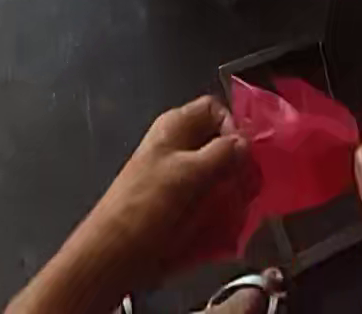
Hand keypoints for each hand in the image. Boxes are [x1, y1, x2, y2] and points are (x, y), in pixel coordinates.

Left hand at [79, 96, 255, 281]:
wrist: (115, 252)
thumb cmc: (146, 204)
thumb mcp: (187, 174)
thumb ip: (220, 155)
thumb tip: (246, 142)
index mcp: (176, 126)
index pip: (214, 109)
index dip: (232, 127)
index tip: (243, 156)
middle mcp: (180, 146)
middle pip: (221, 144)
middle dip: (238, 167)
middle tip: (246, 191)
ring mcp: (181, 176)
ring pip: (220, 175)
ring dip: (233, 193)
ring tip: (237, 214)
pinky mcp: (182, 204)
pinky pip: (212, 201)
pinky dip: (222, 212)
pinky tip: (226, 230)